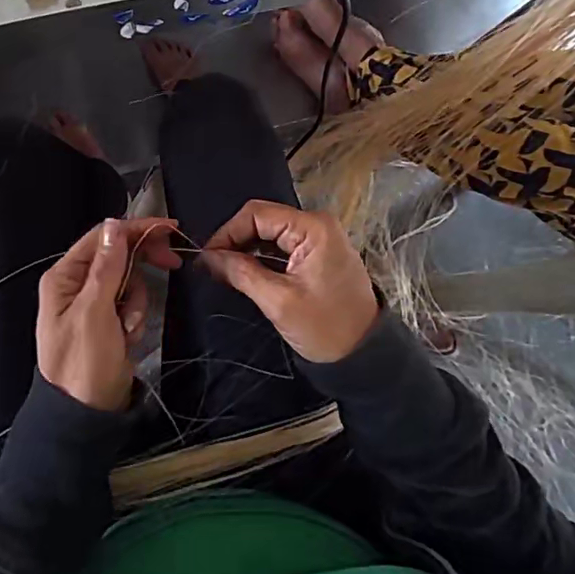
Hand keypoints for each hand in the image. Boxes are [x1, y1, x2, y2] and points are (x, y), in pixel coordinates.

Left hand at [37, 217, 180, 410]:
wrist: (84, 418)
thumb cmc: (84, 364)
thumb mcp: (95, 313)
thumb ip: (106, 268)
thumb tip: (114, 225)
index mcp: (64, 276)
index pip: (102, 237)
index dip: (135, 229)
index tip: (169, 227)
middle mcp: (75, 285)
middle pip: (117, 257)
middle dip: (141, 266)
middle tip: (172, 263)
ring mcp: (92, 304)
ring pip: (129, 282)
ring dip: (138, 302)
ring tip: (128, 330)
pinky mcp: (108, 323)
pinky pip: (131, 306)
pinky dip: (136, 319)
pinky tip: (129, 339)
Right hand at [200, 200, 376, 362]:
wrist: (369, 359)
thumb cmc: (326, 328)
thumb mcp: (278, 301)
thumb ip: (240, 272)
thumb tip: (206, 257)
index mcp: (313, 228)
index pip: (256, 214)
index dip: (226, 232)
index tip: (207, 257)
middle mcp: (317, 224)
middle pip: (261, 219)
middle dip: (234, 240)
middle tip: (212, 265)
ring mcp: (320, 238)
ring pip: (268, 232)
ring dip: (245, 248)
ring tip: (224, 270)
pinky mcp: (318, 253)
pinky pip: (280, 244)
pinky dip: (259, 256)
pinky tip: (244, 272)